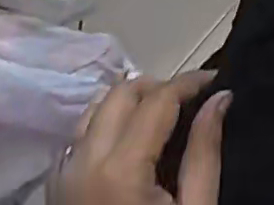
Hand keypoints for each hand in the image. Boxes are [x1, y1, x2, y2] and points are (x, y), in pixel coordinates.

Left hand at [49, 72, 230, 204]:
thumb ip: (205, 149)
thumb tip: (221, 96)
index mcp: (121, 169)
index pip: (160, 98)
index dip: (193, 81)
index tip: (219, 80)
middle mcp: (83, 165)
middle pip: (122, 93)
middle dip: (160, 85)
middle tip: (191, 99)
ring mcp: (61, 180)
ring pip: (92, 109)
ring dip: (128, 101)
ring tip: (160, 115)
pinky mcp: (52, 194)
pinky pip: (76, 138)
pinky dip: (103, 124)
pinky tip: (128, 140)